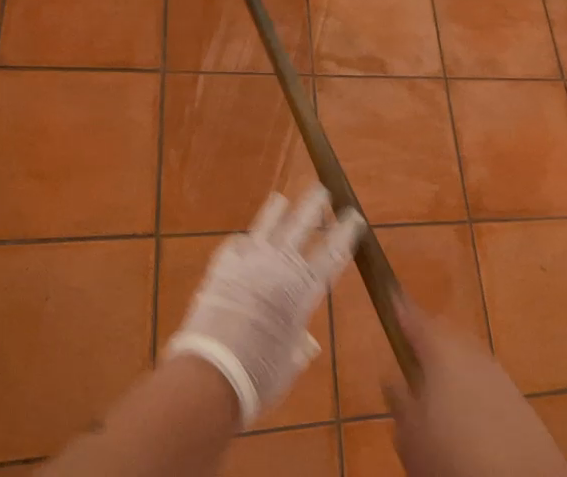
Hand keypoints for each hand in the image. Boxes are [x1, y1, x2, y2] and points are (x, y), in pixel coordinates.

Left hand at [166, 187, 363, 425]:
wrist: (211, 374)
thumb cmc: (258, 377)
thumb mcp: (288, 364)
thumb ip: (297, 347)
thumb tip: (302, 343)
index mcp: (303, 293)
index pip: (332, 254)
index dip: (345, 234)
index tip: (354, 217)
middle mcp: (279, 270)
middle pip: (301, 228)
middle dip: (314, 207)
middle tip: (323, 190)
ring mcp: (248, 264)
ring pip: (267, 227)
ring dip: (276, 212)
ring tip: (281, 199)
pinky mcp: (221, 269)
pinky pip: (235, 247)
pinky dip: (242, 243)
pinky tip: (244, 241)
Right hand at [385, 301, 566, 476]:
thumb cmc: (451, 457)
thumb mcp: (410, 435)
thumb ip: (399, 400)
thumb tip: (392, 375)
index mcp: (441, 353)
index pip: (416, 319)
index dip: (401, 310)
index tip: (391, 303)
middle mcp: (473, 354)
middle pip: (445, 336)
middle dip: (427, 344)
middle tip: (410, 366)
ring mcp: (499, 375)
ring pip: (467, 361)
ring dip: (451, 372)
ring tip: (436, 403)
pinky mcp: (519, 400)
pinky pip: (486, 384)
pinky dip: (473, 393)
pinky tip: (467, 423)